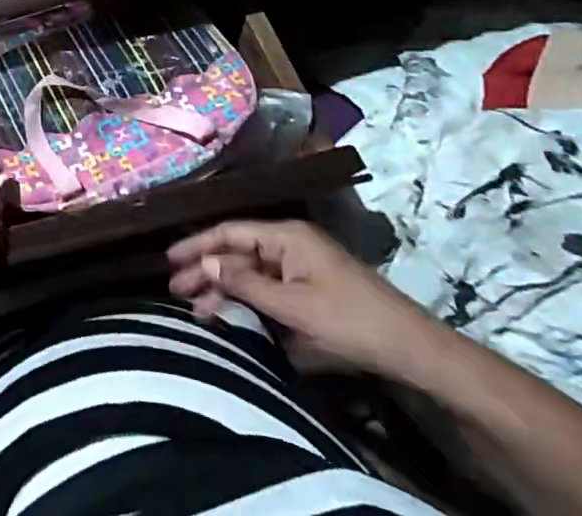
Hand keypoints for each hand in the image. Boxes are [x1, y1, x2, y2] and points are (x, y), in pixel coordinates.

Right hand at [167, 219, 446, 378]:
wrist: (413, 350)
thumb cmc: (349, 321)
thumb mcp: (291, 306)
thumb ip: (243, 283)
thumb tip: (204, 264)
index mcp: (285, 237)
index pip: (229, 232)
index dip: (196, 245)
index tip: (168, 259)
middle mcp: (289, 244)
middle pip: (236, 253)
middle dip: (205, 271)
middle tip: (175, 290)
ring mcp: (300, 267)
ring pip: (250, 274)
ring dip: (223, 290)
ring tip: (196, 310)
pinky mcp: (309, 289)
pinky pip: (267, 289)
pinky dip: (246, 301)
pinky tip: (228, 315)